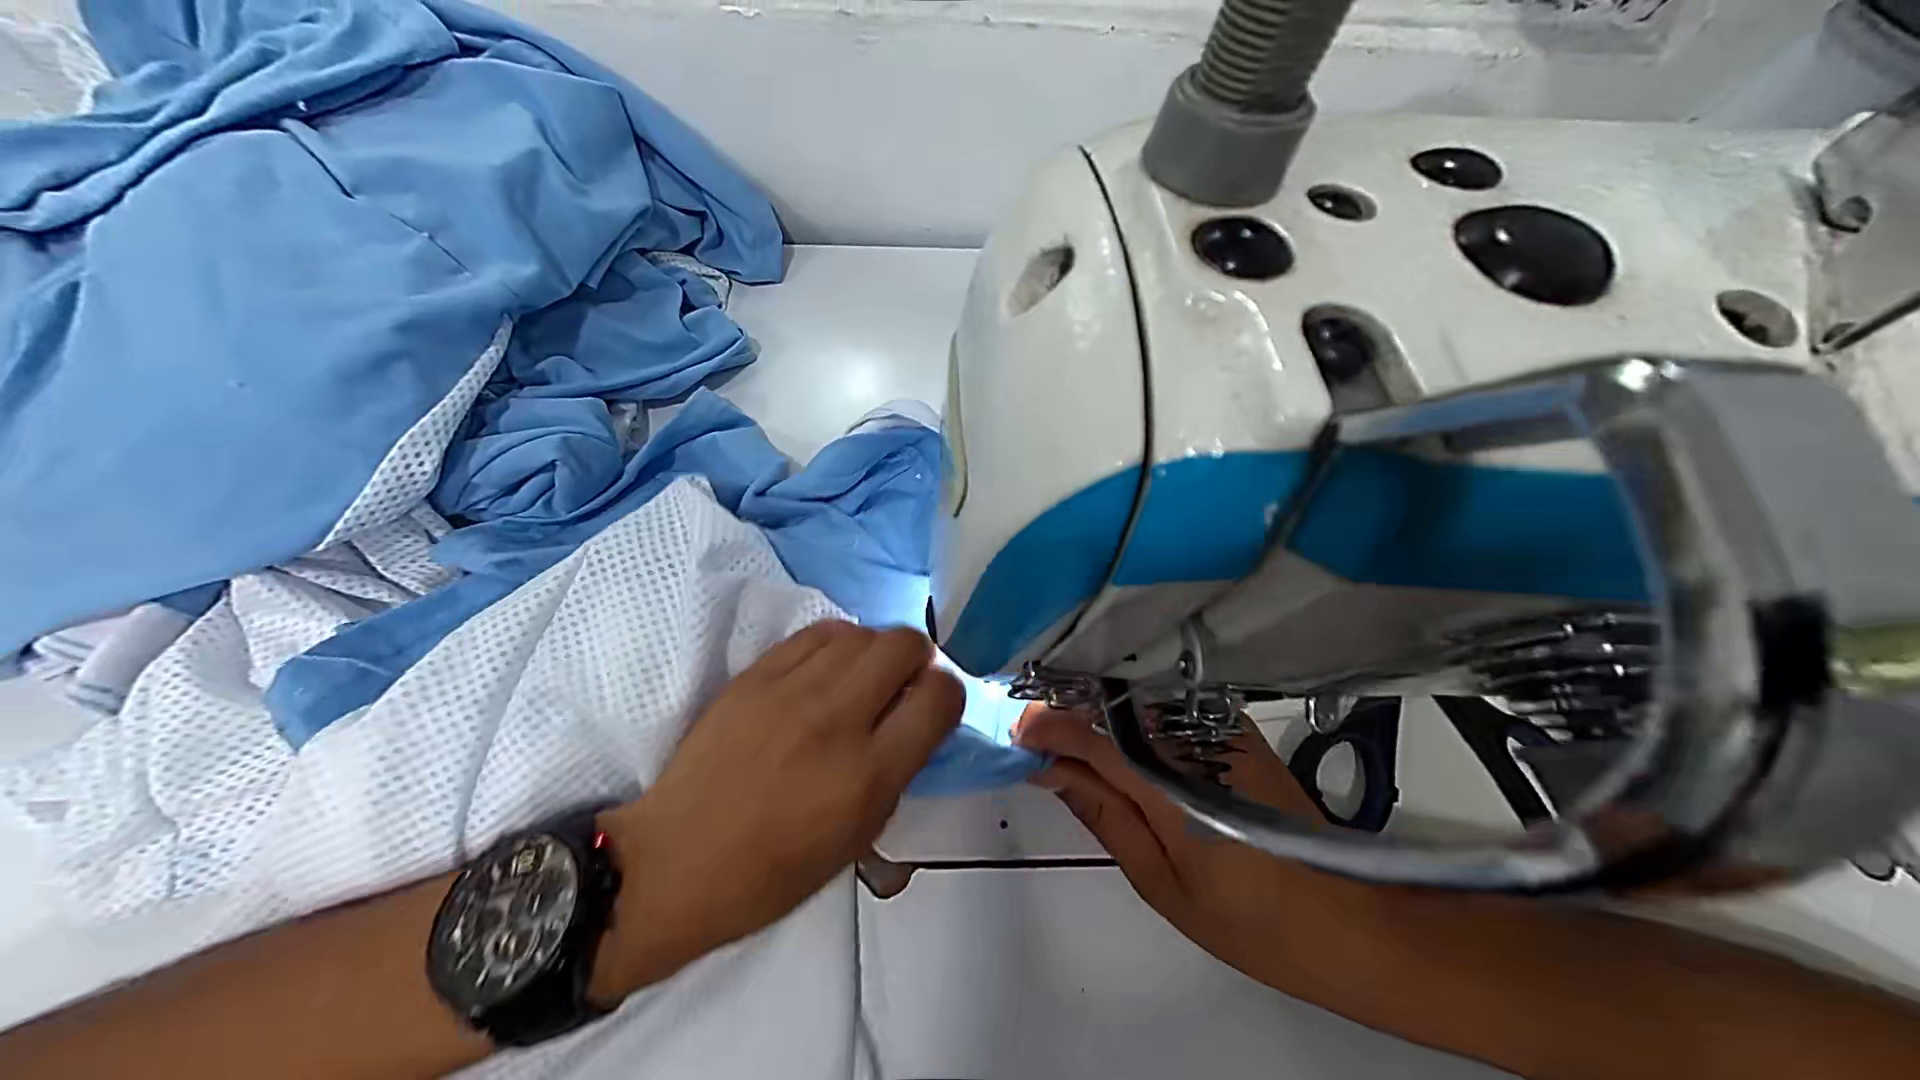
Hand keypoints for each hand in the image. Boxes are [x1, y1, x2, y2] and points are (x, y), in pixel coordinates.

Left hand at [593, 622, 962, 998]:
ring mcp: (791, 691)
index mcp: (868, 775)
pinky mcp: (756, 675)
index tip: (935, 704)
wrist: (675, 862)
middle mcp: (836, 721)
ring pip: (863, 632)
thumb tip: (915, 722)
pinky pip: (817, 633)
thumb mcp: (857, 838)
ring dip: (876, 651)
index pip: (940, 696)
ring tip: (862, 679)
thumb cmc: (772, 873)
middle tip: (904, 684)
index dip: (949, 693)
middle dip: (919, 659)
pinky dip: (837, 645)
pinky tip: (827, 670)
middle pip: (905, 645)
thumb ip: (897, 773)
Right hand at [1014, 708, 1380, 997]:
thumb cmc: (1255, 920)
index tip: (1015, 737)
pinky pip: (1162, 705)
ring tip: (1064, 737)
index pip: (1092, 734)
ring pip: (1134, 698)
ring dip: (1092, 711)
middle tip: (1031, 739)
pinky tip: (1112, 736)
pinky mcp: (1232, 725)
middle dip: (1062, 713)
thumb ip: (1102, 813)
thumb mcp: (1160, 880)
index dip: (1045, 727)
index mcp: (1174, 784)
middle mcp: (1196, 739)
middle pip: (1110, 704)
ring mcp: (1218, 726)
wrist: (1351, 916)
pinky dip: (1126, 715)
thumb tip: (1051, 772)